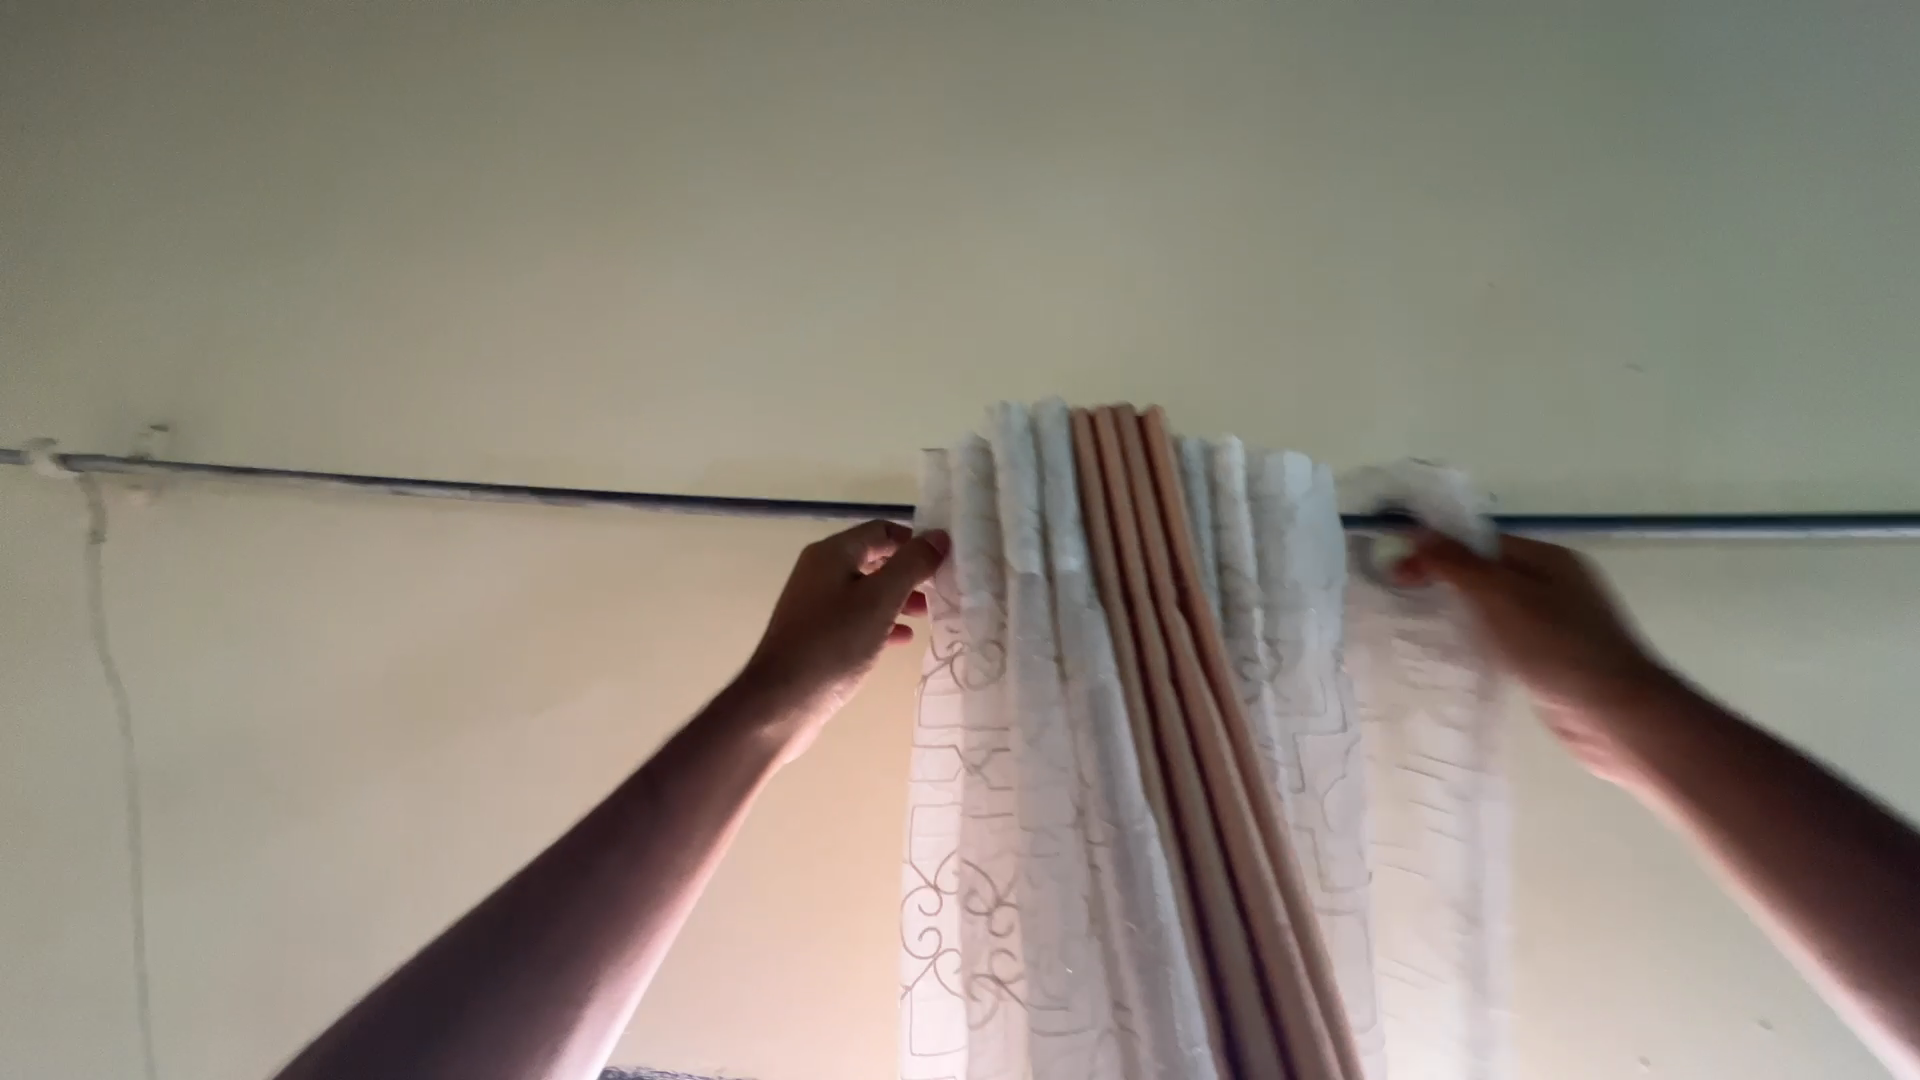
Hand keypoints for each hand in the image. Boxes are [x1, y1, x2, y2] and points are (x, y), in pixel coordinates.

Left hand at [737, 520, 949, 751]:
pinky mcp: (816, 634)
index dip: (915, 541)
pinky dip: (881, 621)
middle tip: (940, 590)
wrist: (781, 702)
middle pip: (874, 558)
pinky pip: (856, 617)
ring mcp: (815, 604)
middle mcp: (820, 571)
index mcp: (832, 554)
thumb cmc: (833, 643)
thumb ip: (911, 565)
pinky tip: (903, 638)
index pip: (882, 530)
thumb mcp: (880, 600)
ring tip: (927, 614)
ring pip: (867, 590)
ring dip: (898, 597)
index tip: (944, 562)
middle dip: (909, 572)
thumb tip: (939, 536)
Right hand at [1394, 531, 1680, 782]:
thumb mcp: (1500, 595)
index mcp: (1547, 559)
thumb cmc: (1556, 646)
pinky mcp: (1548, 653)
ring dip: (1455, 607)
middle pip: (1483, 569)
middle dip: (1441, 577)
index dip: (1434, 550)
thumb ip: (1458, 563)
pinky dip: (1474, 634)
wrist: (1615, 714)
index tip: (1396, 573)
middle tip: (1401, 594)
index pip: (1478, 541)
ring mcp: (1554, 619)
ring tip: (1419, 621)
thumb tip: (1419, 532)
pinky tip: (1456, 648)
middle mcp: (1553, 582)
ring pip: (1490, 602)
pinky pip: (1499, 632)